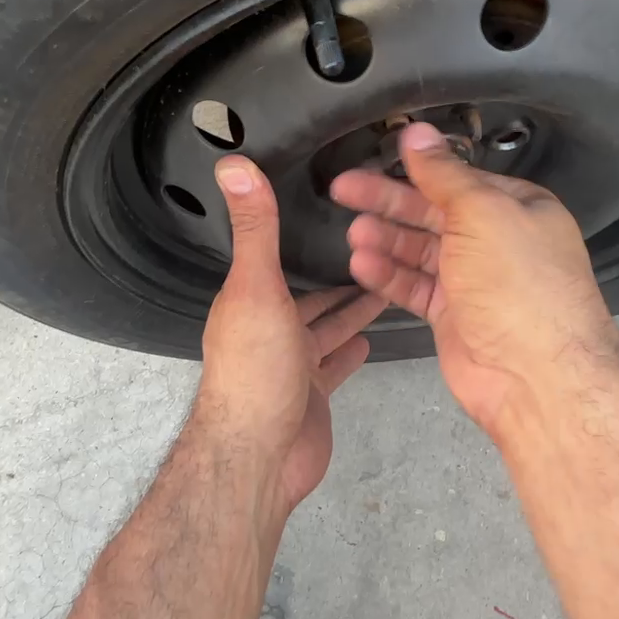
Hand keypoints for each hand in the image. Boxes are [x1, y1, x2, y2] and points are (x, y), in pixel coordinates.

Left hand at [192, 154, 387, 521]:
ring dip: (350, 308)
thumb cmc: (256, 368)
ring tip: (386, 282)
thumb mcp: (256, 287)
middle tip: (376, 249)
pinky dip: (350, 348)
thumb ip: (254, 228)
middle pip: (308, 294)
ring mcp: (291, 364)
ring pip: (325, 326)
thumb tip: (232, 164)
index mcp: (249, 300)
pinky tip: (369, 337)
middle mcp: (267, 328)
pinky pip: (335, 363)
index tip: (337, 213)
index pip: (278, 259)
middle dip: (337, 274)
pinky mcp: (312, 394)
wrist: (260, 454)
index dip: (304, 238)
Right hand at [329, 122, 618, 437]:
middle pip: (431, 212)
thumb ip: (443, 173)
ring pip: (418, 251)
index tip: (374, 159)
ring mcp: (473, 280)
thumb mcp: (482, 212)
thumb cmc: (519, 284)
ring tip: (353, 233)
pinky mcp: (452, 315)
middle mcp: (495, 240)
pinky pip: (414, 287)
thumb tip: (417, 133)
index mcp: (515, 207)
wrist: (535, 375)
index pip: (457, 179)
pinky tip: (362, 266)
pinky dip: (388, 276)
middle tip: (343, 189)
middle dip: (387, 201)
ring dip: (384, 239)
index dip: (415, 169)